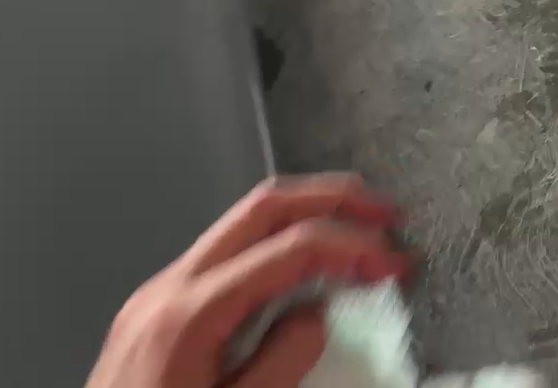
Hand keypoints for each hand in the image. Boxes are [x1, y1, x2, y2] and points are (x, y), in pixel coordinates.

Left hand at [85, 174, 408, 387]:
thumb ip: (285, 358)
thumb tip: (317, 311)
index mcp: (189, 314)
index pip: (294, 247)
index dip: (357, 246)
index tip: (398, 265)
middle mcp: (170, 285)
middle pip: (270, 204)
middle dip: (340, 199)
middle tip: (390, 216)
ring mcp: (160, 291)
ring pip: (251, 216)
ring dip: (314, 210)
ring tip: (361, 225)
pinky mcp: (160, 306)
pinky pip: (235, 248)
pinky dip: (286, 236)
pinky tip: (310, 261)